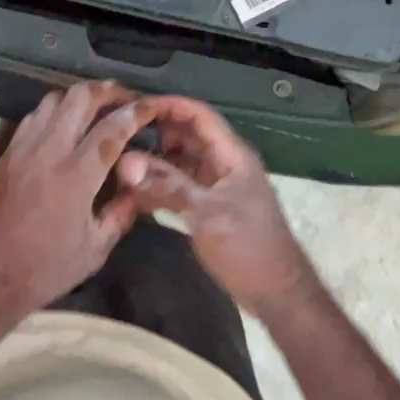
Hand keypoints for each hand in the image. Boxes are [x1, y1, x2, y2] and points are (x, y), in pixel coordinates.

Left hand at [0, 81, 156, 319]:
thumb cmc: (45, 268)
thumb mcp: (95, 249)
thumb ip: (121, 212)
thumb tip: (141, 185)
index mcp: (76, 176)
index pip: (112, 128)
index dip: (136, 112)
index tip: (152, 105)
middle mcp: (49, 151)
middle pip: (80, 97)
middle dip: (108, 91)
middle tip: (126, 99)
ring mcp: (24, 146)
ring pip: (55, 98)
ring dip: (80, 97)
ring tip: (98, 108)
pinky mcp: (8, 150)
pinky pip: (35, 114)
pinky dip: (55, 110)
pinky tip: (66, 125)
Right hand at [115, 96, 314, 314]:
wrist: (278, 295)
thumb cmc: (247, 248)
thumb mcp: (206, 213)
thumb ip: (167, 185)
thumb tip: (125, 163)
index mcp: (232, 155)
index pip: (199, 115)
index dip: (169, 105)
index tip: (136, 106)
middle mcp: (226, 163)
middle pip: (189, 134)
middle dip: (158, 130)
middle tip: (122, 132)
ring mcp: (220, 185)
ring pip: (184, 158)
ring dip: (158, 157)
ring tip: (123, 157)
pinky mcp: (213, 206)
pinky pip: (184, 182)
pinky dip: (163, 180)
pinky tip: (138, 187)